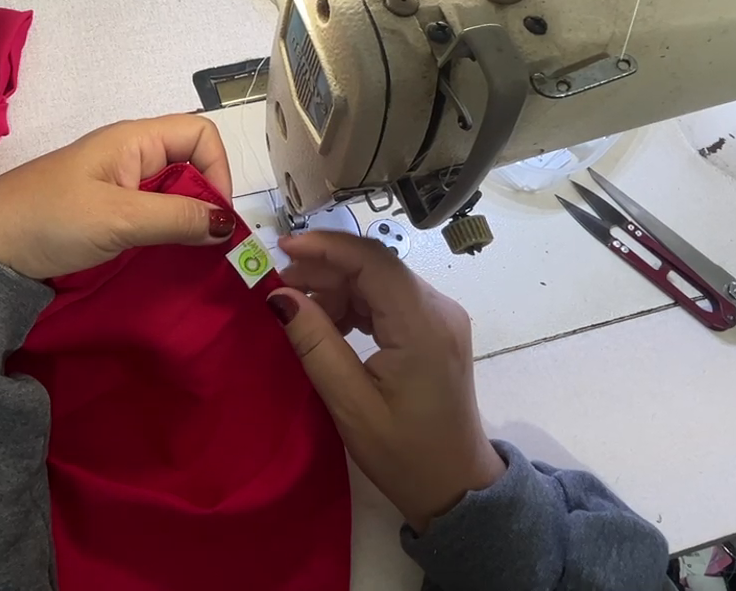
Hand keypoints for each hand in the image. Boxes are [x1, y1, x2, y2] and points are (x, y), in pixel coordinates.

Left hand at [0, 115, 237, 279]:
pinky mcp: (106, 212)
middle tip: (209, 243)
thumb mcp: (118, 219)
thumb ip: (175, 218)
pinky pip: (152, 213)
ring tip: (190, 253)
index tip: (217, 216)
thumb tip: (227, 224)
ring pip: (173, 191)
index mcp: (134, 139)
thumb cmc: (49, 219)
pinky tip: (165, 255)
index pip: (199, 133)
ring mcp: (118, 184)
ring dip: (187, 219)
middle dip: (206, 198)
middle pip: (190, 163)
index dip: (218, 168)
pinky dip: (166, 231)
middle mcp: (131, 155)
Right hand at [267, 232, 504, 531]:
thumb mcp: (351, 404)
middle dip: (324, 268)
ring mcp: (439, 314)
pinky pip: (387, 296)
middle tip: (281, 286)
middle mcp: (438, 307)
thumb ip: (315, 343)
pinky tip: (329, 322)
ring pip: (378, 278)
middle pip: (374, 265)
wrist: (457, 488)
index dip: (326, 246)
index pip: (373, 259)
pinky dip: (353, 301)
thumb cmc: (405, 454)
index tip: (282, 248)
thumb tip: (278, 295)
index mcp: (423, 324)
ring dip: (336, 286)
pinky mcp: (434, 325)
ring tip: (301, 311)